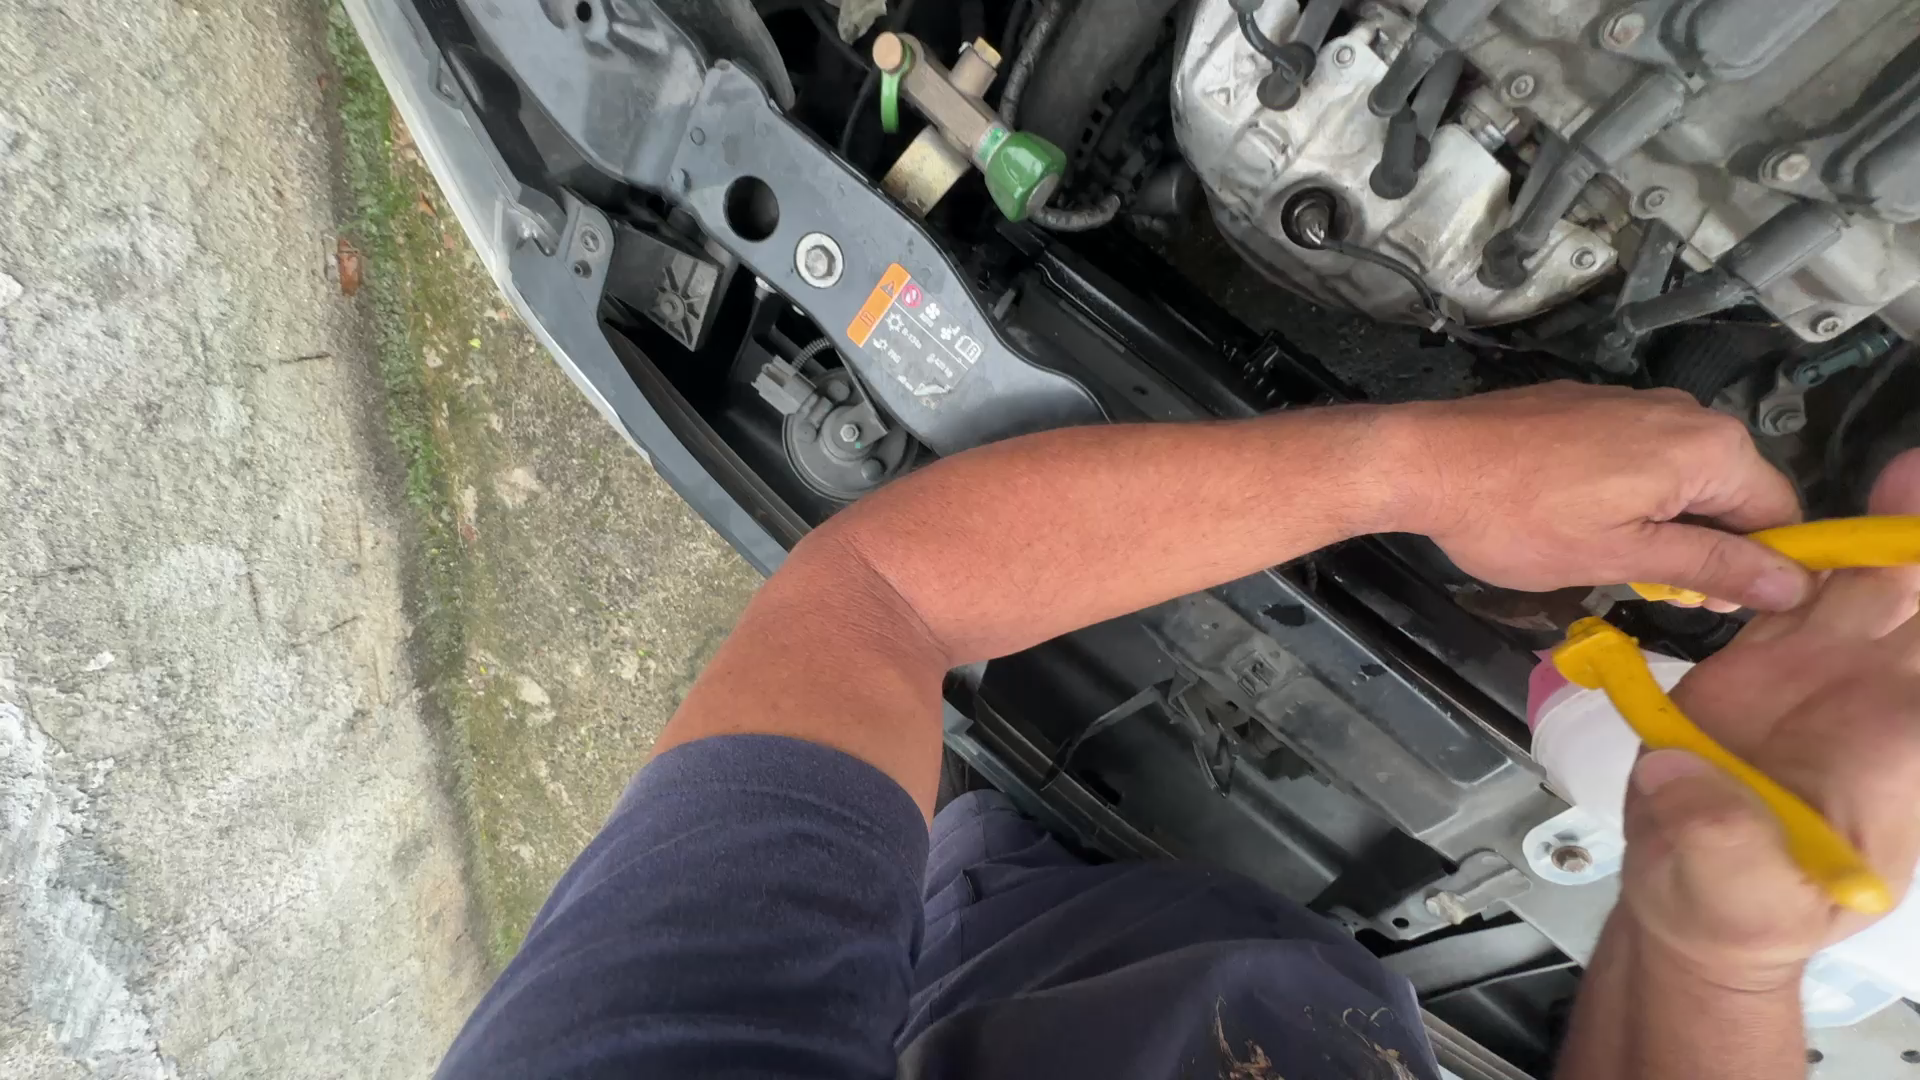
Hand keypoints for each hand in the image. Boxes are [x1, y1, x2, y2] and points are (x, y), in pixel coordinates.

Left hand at [1392, 382, 1810, 610]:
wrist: (1421, 461)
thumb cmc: (1515, 518)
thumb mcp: (1617, 554)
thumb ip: (1710, 564)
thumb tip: (1795, 582)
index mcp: (1708, 447)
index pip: (1776, 513)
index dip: (1754, 565)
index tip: (1707, 600)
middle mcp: (1677, 409)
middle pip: (1720, 488)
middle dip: (1691, 538)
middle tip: (1634, 578)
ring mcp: (1618, 400)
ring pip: (1664, 470)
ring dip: (1644, 513)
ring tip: (1586, 545)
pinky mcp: (1569, 403)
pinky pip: (1615, 450)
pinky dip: (1605, 484)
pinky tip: (1557, 508)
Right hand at [1616, 449, 1919, 988]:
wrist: (1696, 888)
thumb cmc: (1738, 900)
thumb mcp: (1737, 884)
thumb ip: (1720, 832)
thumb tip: (1679, 769)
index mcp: (1900, 745)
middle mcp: (1879, 700)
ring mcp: (1820, 677)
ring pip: (1872, 592)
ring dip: (1888, 536)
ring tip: (1904, 467)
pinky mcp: (1760, 665)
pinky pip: (1795, 601)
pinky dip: (1807, 560)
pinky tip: (1814, 522)